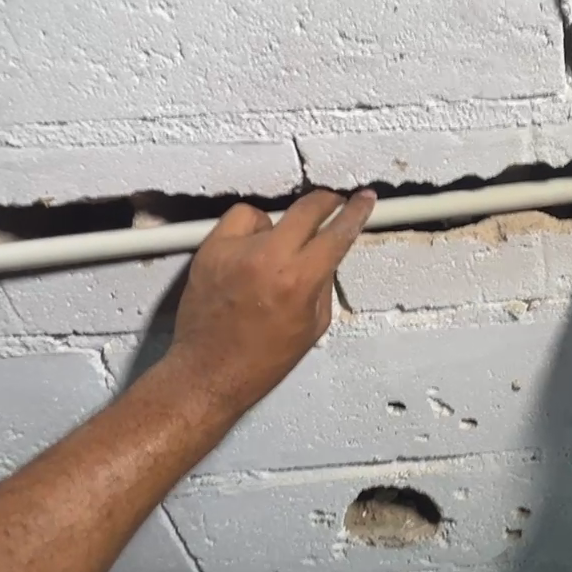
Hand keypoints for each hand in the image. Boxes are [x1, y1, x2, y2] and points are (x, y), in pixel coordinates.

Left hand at [164, 189, 375, 413]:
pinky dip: (250, 228)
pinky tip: (250, 248)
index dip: (357, 211)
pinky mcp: (209, 250)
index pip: (338, 233)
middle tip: (334, 202)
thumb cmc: (266, 359)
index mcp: (300, 280)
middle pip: (308, 207)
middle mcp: (268, 258)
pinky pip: (239, 219)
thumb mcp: (315, 323)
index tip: (365, 197)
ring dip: (282, 224)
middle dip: (328, 200)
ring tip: (277, 248)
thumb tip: (326, 251)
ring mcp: (235, 251)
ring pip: (271, 213)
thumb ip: (324, 281)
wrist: (206, 374)